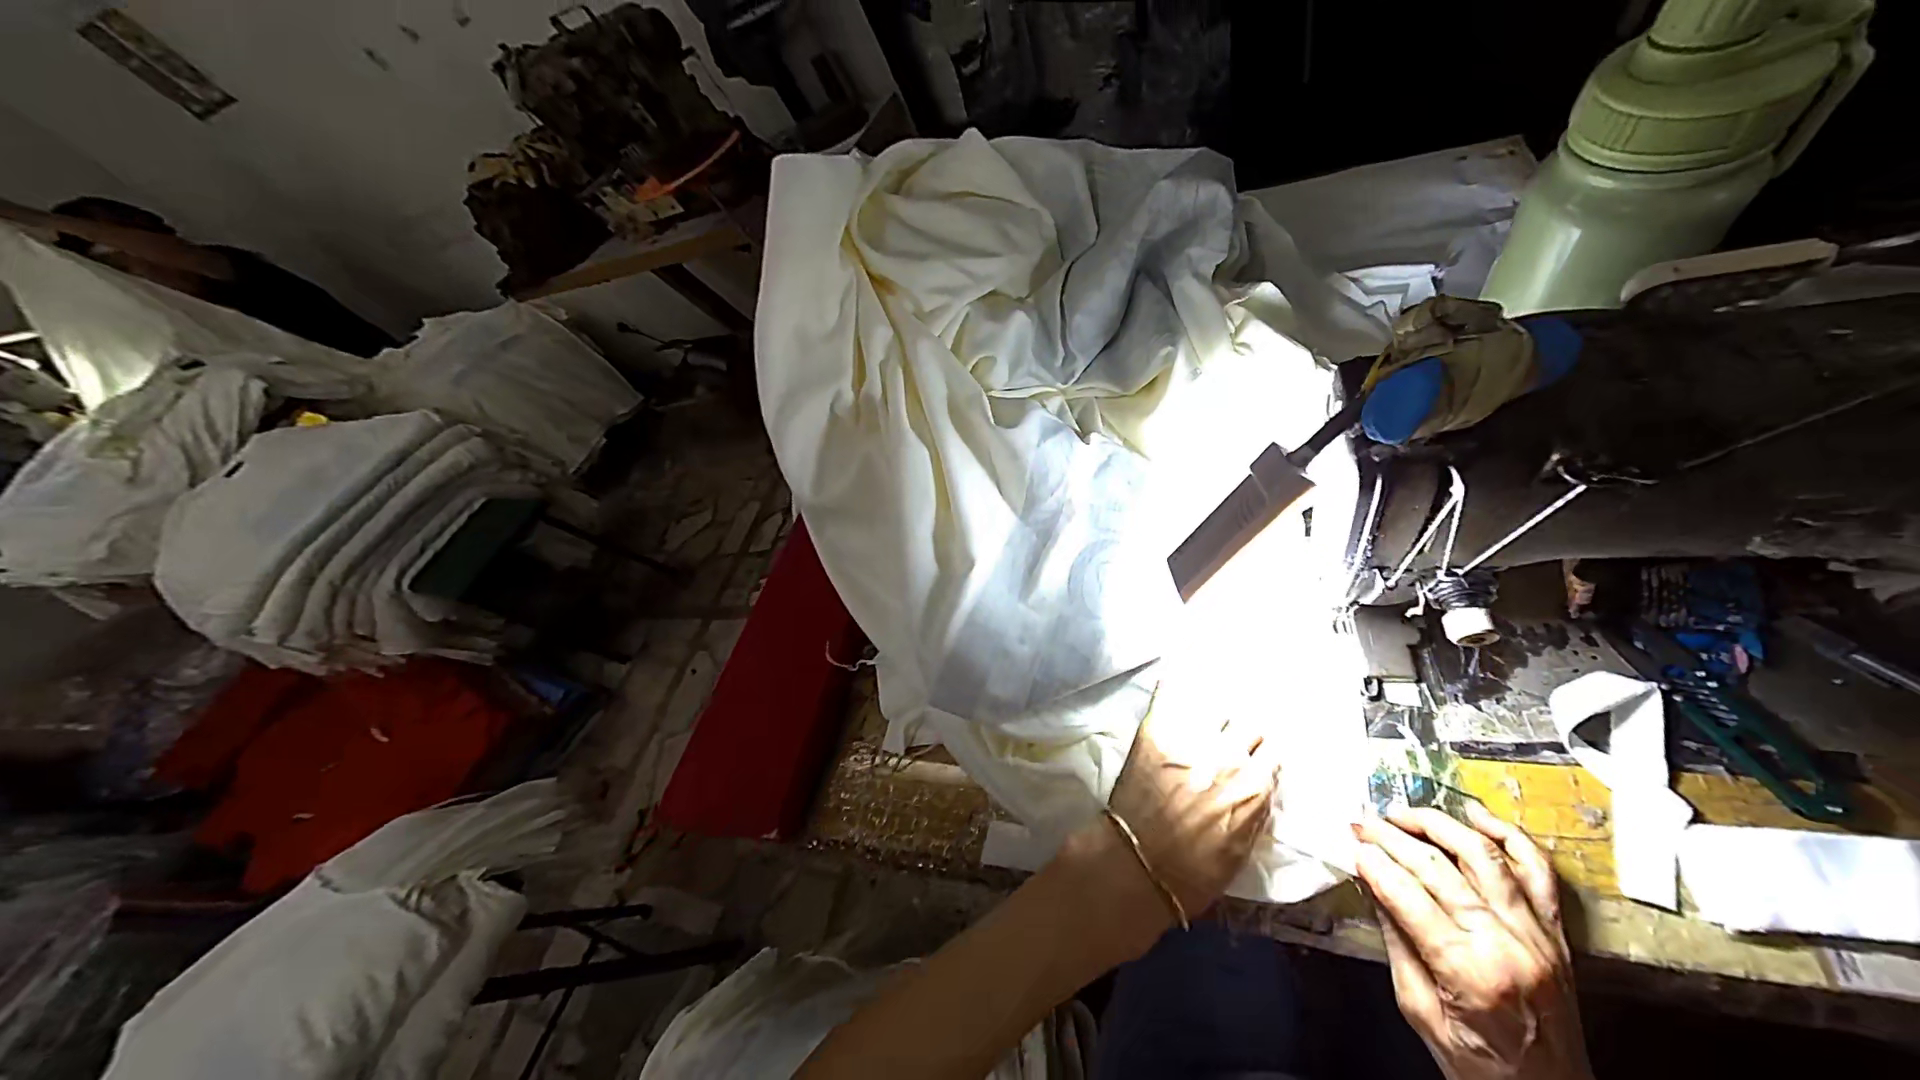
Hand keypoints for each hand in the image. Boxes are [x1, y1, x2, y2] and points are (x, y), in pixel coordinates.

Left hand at [1102, 695, 1279, 923]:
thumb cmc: (1194, 873)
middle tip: (1233, 732)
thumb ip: (1255, 808)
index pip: (1275, 750)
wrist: (1138, 865)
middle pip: (1248, 722)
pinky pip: (1170, 693)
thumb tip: (1259, 784)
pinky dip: (1175, 686)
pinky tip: (1176, 678)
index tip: (1260, 749)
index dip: (1266, 750)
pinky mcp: (1155, 731)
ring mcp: (1190, 739)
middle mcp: (1228, 755)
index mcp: (1254, 787)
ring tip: (1206, 709)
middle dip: (1244, 728)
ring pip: (1215, 705)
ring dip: (1214, 710)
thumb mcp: (1242, 846)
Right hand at [1354, 804, 1592, 1079]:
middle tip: (1364, 824)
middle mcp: (1508, 944)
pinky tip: (1475, 814)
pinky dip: (1507, 835)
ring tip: (1404, 814)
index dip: (1372, 863)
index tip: (1351, 844)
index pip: (1406, 894)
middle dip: (1393, 838)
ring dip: (1439, 825)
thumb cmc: (1477, 1063)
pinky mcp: (1558, 932)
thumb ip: (1396, 939)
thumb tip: (1370, 882)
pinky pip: (1538, 870)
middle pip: (1439, 868)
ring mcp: (1539, 934)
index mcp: (1469, 971)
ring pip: (1484, 855)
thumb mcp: (1418, 1006)